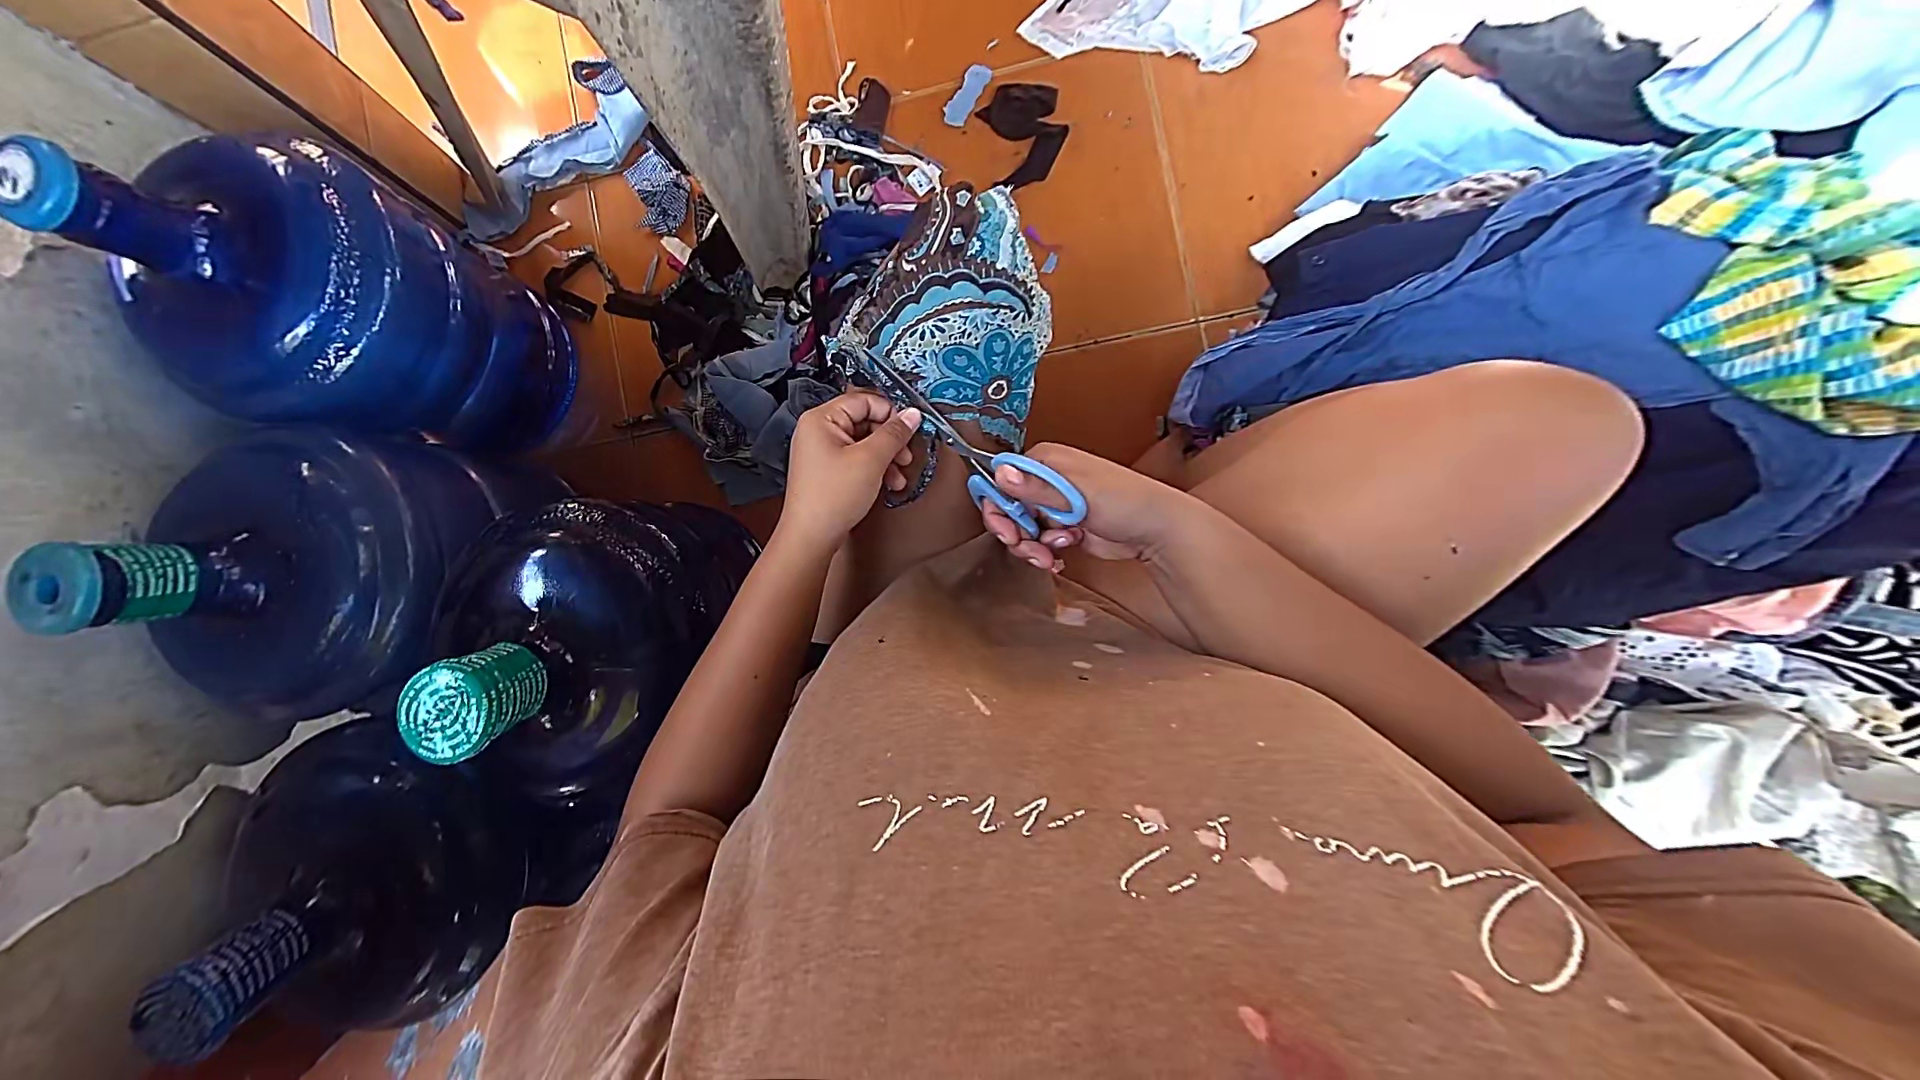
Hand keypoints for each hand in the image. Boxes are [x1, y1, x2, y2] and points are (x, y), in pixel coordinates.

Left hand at [777, 391, 921, 552]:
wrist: (811, 536)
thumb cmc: (829, 499)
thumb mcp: (871, 460)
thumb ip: (894, 434)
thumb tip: (911, 415)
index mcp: (821, 419)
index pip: (864, 400)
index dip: (890, 413)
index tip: (909, 428)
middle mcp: (819, 431)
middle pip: (866, 421)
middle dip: (891, 440)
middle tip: (905, 454)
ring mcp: (823, 451)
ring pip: (866, 442)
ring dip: (887, 456)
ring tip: (898, 474)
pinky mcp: (830, 470)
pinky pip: (859, 458)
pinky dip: (876, 468)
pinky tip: (888, 482)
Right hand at [977, 443, 1202, 570]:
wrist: (1156, 528)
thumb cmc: (1123, 500)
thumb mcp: (1076, 493)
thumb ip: (1036, 486)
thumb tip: (1000, 472)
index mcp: (1046, 462)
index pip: (1003, 481)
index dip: (999, 508)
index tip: (1008, 530)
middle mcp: (1047, 481)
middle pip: (1010, 508)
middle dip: (1017, 533)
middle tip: (1028, 547)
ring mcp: (1055, 504)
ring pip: (1023, 529)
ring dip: (1032, 547)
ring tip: (1052, 554)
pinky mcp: (1064, 526)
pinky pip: (1039, 542)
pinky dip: (1045, 552)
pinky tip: (1060, 556)